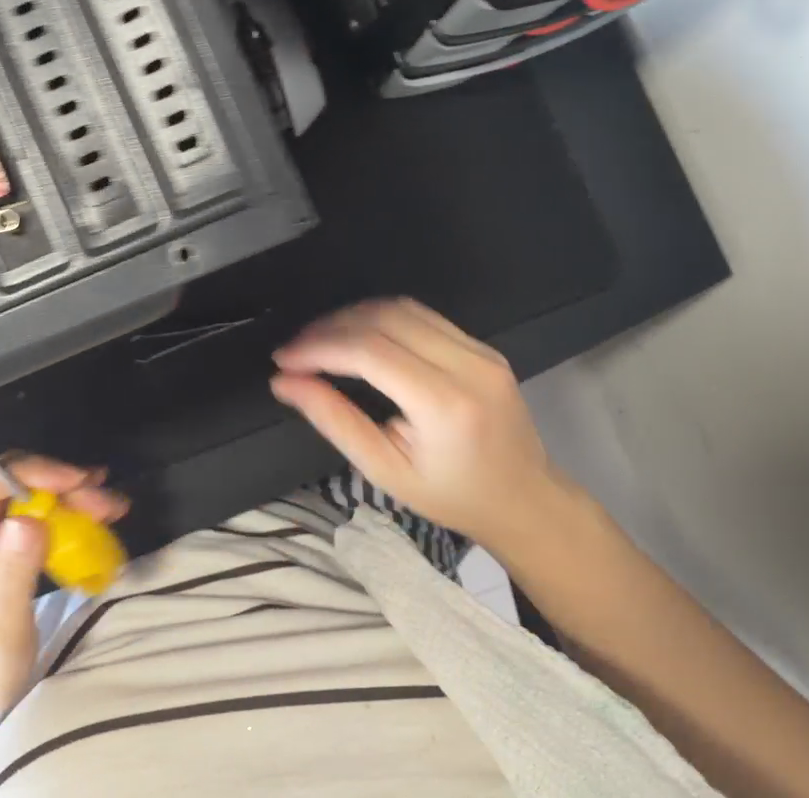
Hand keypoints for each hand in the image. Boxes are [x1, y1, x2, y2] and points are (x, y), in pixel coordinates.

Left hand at [0, 455, 127, 715]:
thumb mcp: (0, 636)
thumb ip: (12, 577)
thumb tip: (27, 519)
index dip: (27, 473)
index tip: (73, 481)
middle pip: (9, 481)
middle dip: (58, 481)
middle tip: (104, 504)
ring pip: (26, 489)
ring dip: (69, 492)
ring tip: (111, 507)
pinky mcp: (0, 539)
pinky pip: (34, 508)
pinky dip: (67, 506)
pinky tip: (97, 512)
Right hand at [270, 299, 568, 549]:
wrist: (525, 501)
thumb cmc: (451, 496)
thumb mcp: (384, 470)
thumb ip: (333, 420)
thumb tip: (284, 382)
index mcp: (445, 404)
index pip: (369, 352)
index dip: (318, 347)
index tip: (283, 359)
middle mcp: (468, 365)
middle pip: (383, 318)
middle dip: (330, 327)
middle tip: (296, 350)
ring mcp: (480, 350)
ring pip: (402, 308)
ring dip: (352, 317)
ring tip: (319, 341)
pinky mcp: (482, 346)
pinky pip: (422, 316)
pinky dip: (380, 319)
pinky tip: (357, 338)